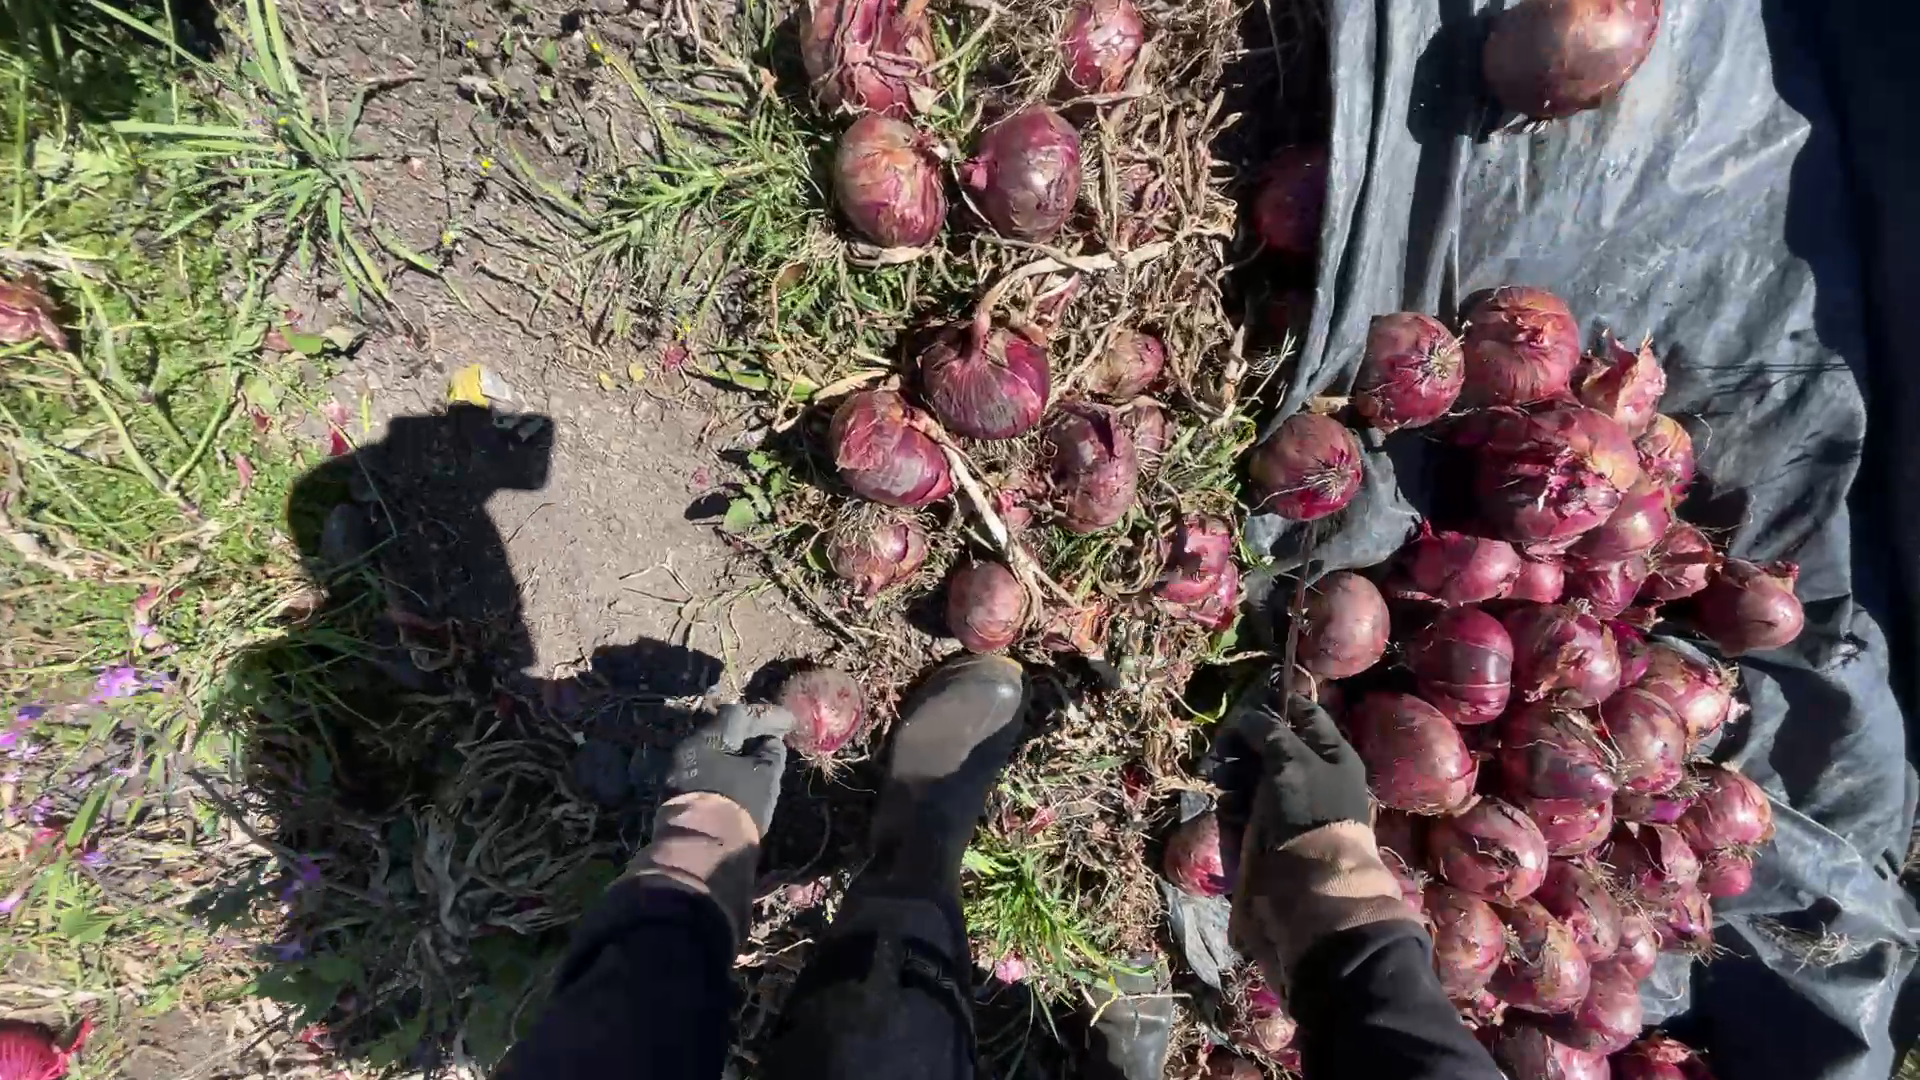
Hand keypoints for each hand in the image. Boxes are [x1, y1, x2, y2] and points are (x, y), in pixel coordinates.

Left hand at [664, 704, 793, 834]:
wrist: (704, 851)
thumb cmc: (739, 804)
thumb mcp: (764, 774)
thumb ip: (771, 752)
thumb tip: (770, 742)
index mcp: (707, 739)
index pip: (740, 715)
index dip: (767, 716)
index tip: (788, 722)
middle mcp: (689, 750)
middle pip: (724, 732)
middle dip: (751, 732)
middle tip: (775, 735)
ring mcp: (682, 772)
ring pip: (716, 752)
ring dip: (740, 751)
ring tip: (764, 755)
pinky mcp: (682, 794)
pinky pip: (711, 769)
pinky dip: (730, 766)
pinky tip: (746, 773)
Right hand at [1211, 691, 1369, 848]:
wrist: (1310, 878)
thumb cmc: (1308, 810)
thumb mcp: (1291, 760)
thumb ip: (1267, 731)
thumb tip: (1246, 717)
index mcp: (1330, 753)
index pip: (1304, 713)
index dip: (1275, 704)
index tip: (1246, 704)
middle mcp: (1310, 771)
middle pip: (1268, 742)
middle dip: (1241, 742)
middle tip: (1221, 749)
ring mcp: (1287, 798)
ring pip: (1250, 769)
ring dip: (1231, 770)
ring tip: (1220, 779)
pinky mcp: (1267, 821)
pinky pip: (1243, 798)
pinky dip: (1233, 799)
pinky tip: (1230, 806)